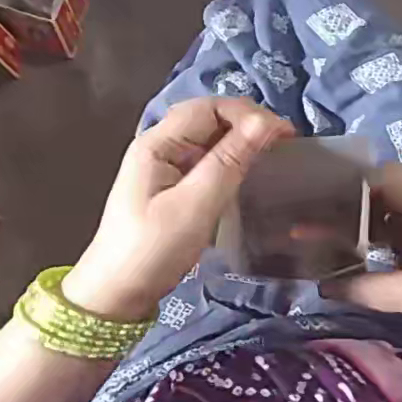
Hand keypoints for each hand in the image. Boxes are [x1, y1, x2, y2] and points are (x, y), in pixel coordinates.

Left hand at [62, 98, 292, 320]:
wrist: (116, 294)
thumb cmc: (153, 249)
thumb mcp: (195, 205)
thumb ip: (229, 162)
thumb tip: (265, 122)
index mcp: (157, 143)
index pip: (209, 107)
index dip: (249, 114)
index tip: (285, 137)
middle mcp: (159, 147)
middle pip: (208, 118)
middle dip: (247, 125)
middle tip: (284, 146)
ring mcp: (164, 168)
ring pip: (208, 140)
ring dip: (241, 143)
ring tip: (273, 158)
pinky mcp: (170, 189)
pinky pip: (205, 163)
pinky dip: (230, 163)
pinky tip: (248, 176)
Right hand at [333, 165, 401, 341]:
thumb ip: (368, 289)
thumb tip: (324, 286)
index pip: (385, 176)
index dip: (353, 190)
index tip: (329, 211)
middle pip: (392, 179)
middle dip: (363, 201)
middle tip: (339, 226)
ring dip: (380, 209)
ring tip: (361, 237)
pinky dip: (398, 216)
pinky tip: (390, 244)